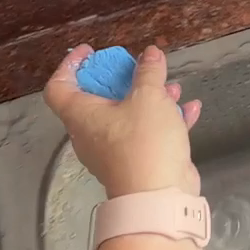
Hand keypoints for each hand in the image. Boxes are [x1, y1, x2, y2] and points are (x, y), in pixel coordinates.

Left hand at [44, 44, 202, 197]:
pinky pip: (148, 133)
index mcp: (83, 116)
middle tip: (137, 67)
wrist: (158, 197)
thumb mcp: (149, 97)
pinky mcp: (138, 162)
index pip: (59, 88)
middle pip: (97, 100)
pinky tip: (190, 108)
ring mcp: (115, 150)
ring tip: (172, 87)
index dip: (69, 66)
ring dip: (150, 98)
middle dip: (120, 80)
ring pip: (127, 116)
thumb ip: (149, 72)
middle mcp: (92, 134)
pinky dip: (167, 119)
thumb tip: (150, 53)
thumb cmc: (144, 141)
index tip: (89, 52)